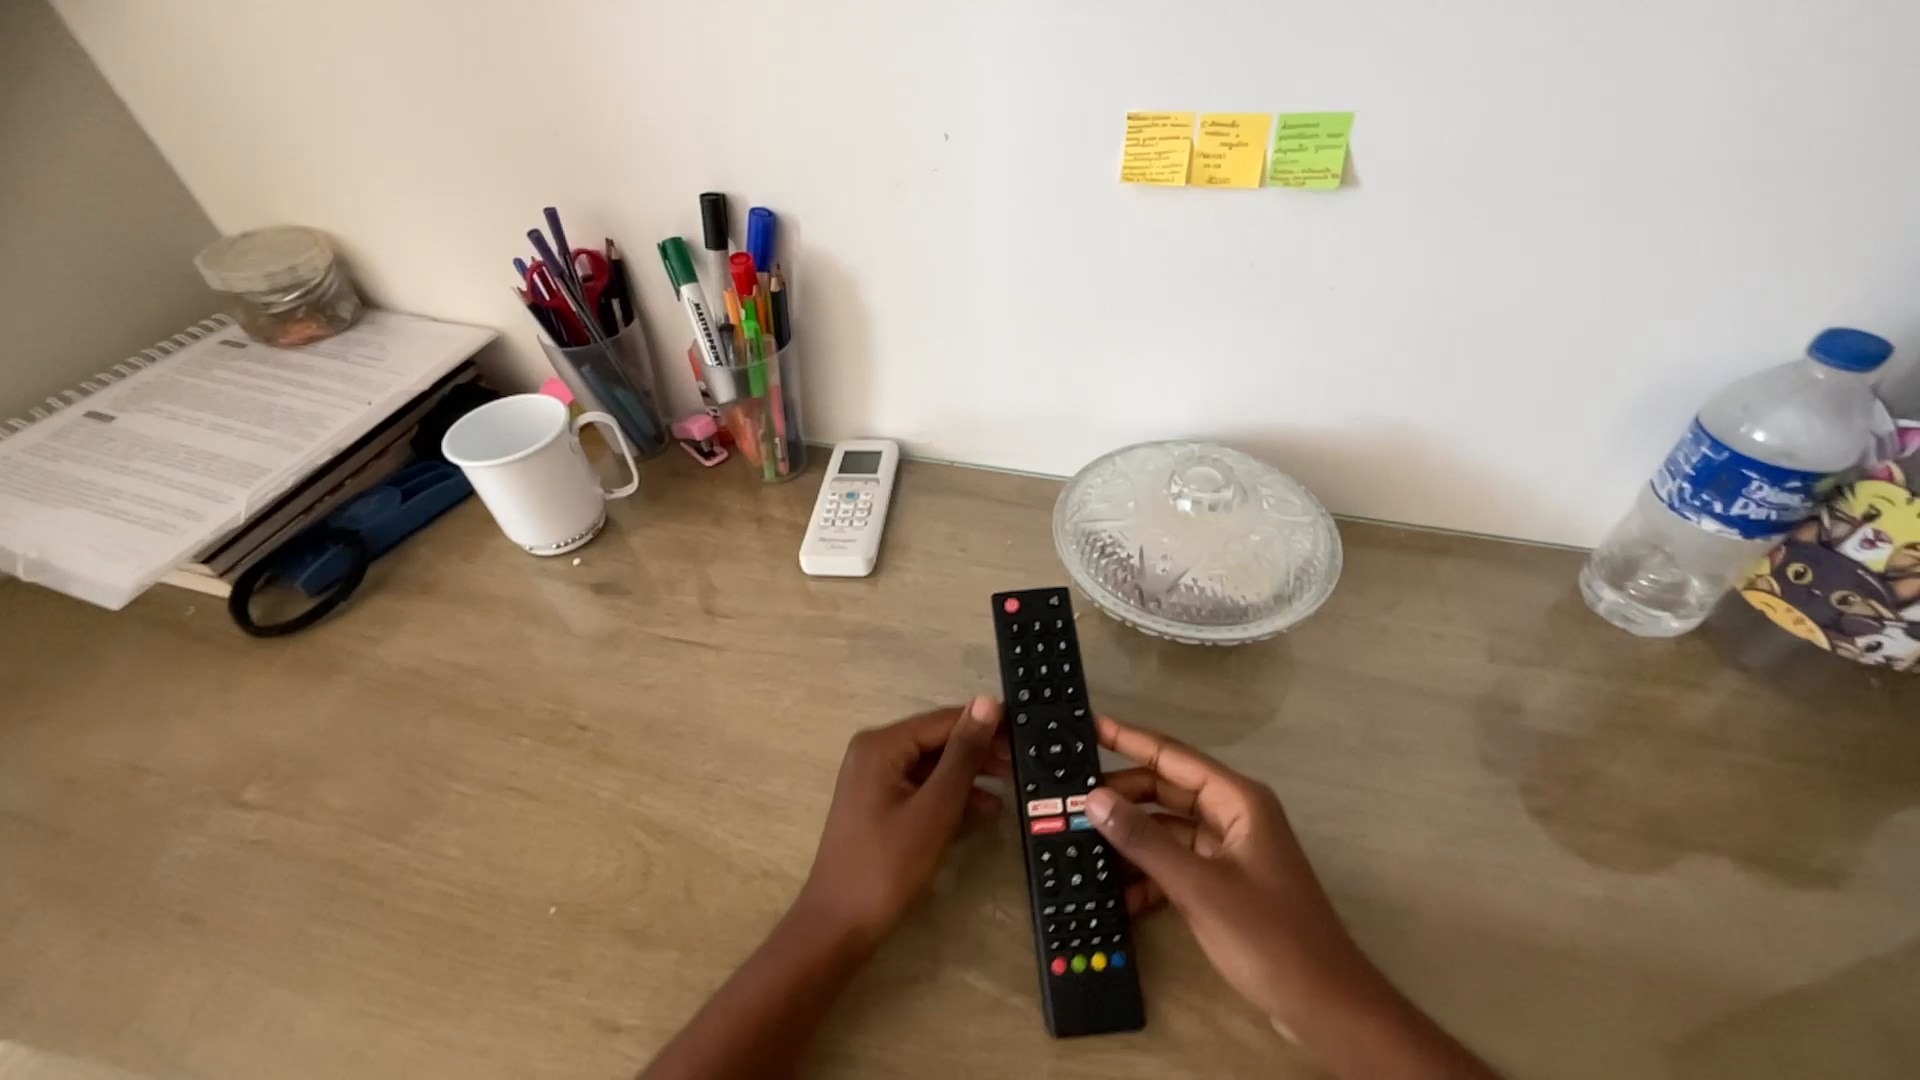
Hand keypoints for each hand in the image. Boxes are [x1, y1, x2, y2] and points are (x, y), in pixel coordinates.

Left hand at [796, 697, 1007, 943]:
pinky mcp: (879, 805)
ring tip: (1011, 788)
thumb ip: (963, 754)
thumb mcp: (936, 807)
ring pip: (932, 766)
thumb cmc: (889, 865)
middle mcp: (875, 752)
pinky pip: (922, 787)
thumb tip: (988, 702)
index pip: (945, 720)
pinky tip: (983, 810)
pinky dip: (950, 796)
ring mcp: (874, 779)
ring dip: (969, 776)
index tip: (1025, 738)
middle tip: (1022, 766)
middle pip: (938, 740)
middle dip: (979, 753)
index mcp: (882, 745)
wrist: (841, 925)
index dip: (987, 726)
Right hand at [1087, 715, 1495, 1076]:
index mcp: (1238, 800)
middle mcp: (1234, 814)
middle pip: (1166, 789)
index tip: (1088, 726)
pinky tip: (1119, 892)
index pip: (1172, 756)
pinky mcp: (1225, 881)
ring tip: (1084, 842)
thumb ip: (1144, 840)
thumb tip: (1095, 799)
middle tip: (1072, 800)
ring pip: (1168, 827)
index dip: (1128, 738)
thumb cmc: (1270, 937)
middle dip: (1121, 795)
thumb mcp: (1198, 886)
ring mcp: (1230, 849)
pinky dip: (1149, 871)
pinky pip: (1177, 861)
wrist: (1326, 1006)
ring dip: (1131, 837)